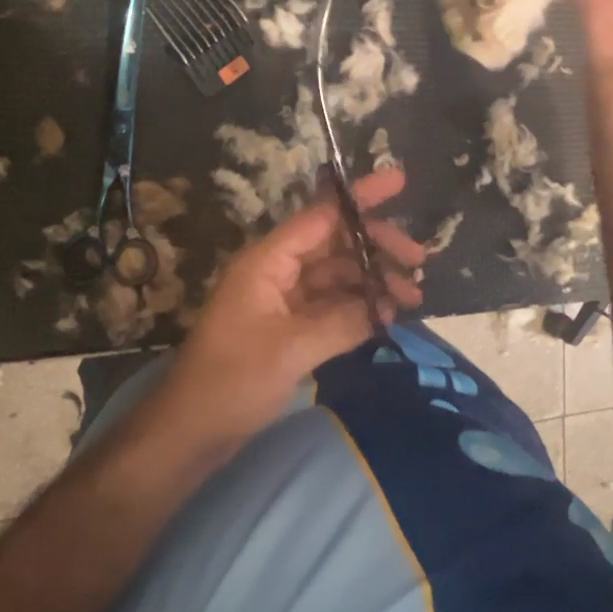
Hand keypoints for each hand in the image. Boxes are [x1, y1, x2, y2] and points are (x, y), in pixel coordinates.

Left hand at [163, 166, 425, 438]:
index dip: (360, 198)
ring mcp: (281, 300)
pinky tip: (386, 316)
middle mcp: (275, 272)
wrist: (192, 429)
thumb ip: (342, 321)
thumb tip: (386, 306)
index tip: (400, 181)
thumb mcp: (291, 350)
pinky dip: (357, 307)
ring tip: (412, 297)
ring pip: (335, 276)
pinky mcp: (287, 328)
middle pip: (333, 244)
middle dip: (375, 247)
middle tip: (420, 262)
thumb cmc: (232, 382)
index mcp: (267, 262)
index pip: (320, 216)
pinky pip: (330, 305)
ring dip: (371, 281)